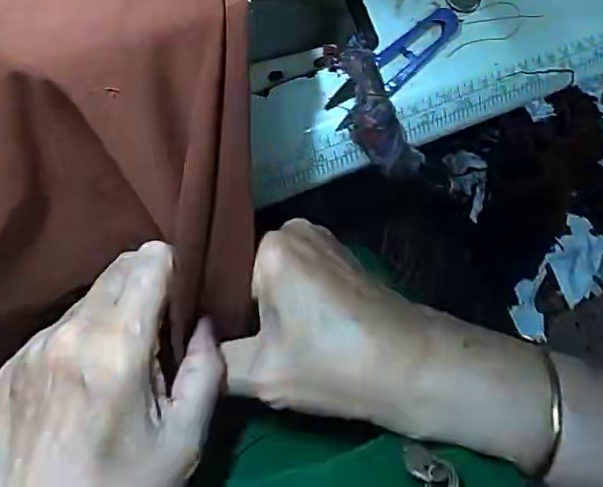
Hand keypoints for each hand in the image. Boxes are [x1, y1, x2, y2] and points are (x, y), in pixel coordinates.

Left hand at [0, 241, 222, 486]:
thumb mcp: (181, 444)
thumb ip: (206, 372)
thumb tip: (204, 323)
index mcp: (115, 347)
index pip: (149, 259)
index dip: (171, 270)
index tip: (178, 299)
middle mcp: (70, 333)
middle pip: (119, 269)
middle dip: (144, 285)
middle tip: (154, 331)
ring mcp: (32, 348)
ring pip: (87, 298)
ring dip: (109, 314)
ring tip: (115, 364)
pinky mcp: (8, 366)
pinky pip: (56, 329)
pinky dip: (78, 341)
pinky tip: (80, 385)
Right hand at [221, 219, 554, 471]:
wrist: (410, 363)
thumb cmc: (332, 363)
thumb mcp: (263, 374)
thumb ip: (216, 362)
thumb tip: (192, 350)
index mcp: (270, 245)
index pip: (223, 276)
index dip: (217, 312)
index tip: (216, 339)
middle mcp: (293, 228)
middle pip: (249, 272)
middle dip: (246, 307)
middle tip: (247, 344)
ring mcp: (320, 236)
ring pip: (276, 272)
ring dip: (272, 303)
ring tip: (273, 339)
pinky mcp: (339, 252)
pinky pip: (300, 270)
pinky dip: (295, 296)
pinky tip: (300, 328)